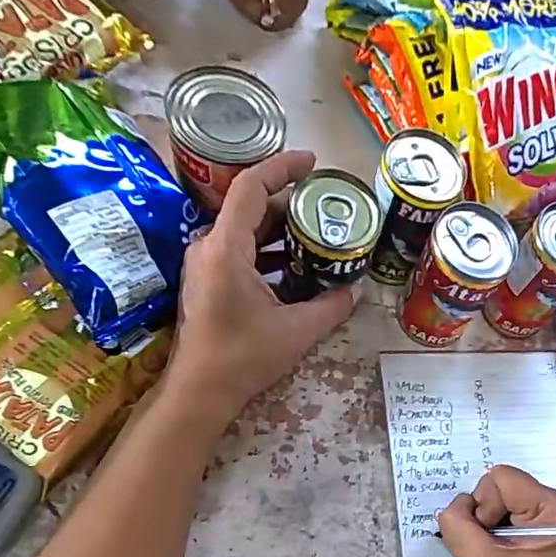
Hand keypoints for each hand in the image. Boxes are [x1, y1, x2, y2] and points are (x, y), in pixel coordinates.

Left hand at [161, 149, 356, 423]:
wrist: (199, 393)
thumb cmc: (242, 359)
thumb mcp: (295, 331)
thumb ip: (330, 306)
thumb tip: (357, 291)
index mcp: (225, 248)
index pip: (251, 186)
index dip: (283, 167)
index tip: (313, 163)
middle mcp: (208, 249)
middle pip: (249, 209)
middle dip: (289, 206)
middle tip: (326, 211)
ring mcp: (202, 267)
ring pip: (243, 233)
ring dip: (278, 233)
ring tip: (316, 239)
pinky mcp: (203, 284)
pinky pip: (236, 254)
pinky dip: (264, 254)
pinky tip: (293, 269)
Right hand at [437, 466, 555, 556]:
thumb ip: (456, 523)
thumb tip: (457, 504)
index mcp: (554, 508)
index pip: (499, 478)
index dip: (483, 506)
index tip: (491, 537)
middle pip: (500, 483)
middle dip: (486, 512)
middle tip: (494, 545)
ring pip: (501, 492)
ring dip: (490, 519)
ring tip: (500, 547)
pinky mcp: (547, 515)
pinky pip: (508, 502)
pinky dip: (498, 522)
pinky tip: (506, 545)